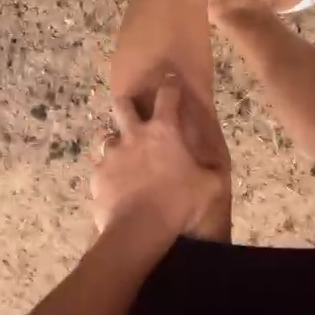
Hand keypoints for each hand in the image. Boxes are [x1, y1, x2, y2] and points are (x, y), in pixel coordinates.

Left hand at [90, 81, 227, 243]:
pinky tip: (115, 188)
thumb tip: (217, 166)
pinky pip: (101, 168)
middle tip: (134, 113)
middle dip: (128, 103)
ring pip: (108, 138)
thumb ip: (213, 172)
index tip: (171, 82)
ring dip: (117, 145)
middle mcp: (134, 135)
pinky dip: (108, 174)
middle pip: (123, 104)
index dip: (170, 86)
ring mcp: (112, 154)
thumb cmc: (178, 204)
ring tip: (124, 159)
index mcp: (163, 131)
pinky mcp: (97, 176)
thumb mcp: (210, 188)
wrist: (138, 232)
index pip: (167, 95)